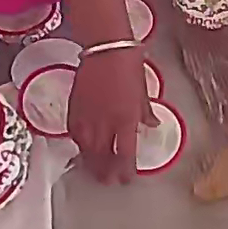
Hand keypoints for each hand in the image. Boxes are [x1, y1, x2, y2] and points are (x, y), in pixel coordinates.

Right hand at [68, 48, 154, 183]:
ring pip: (86, 149)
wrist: (106, 47)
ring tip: (95, 171)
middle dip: (106, 173)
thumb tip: (152, 125)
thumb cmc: (129, 65)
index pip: (125, 155)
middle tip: (109, 181)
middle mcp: (106, 123)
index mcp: (126, 120)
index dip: (125, 171)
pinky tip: (83, 148)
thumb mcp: (143, 90)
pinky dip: (79, 144)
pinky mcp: (74, 108)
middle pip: (103, 157)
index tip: (127, 179)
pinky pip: (74, 134)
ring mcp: (88, 117)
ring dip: (91, 163)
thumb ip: (145, 112)